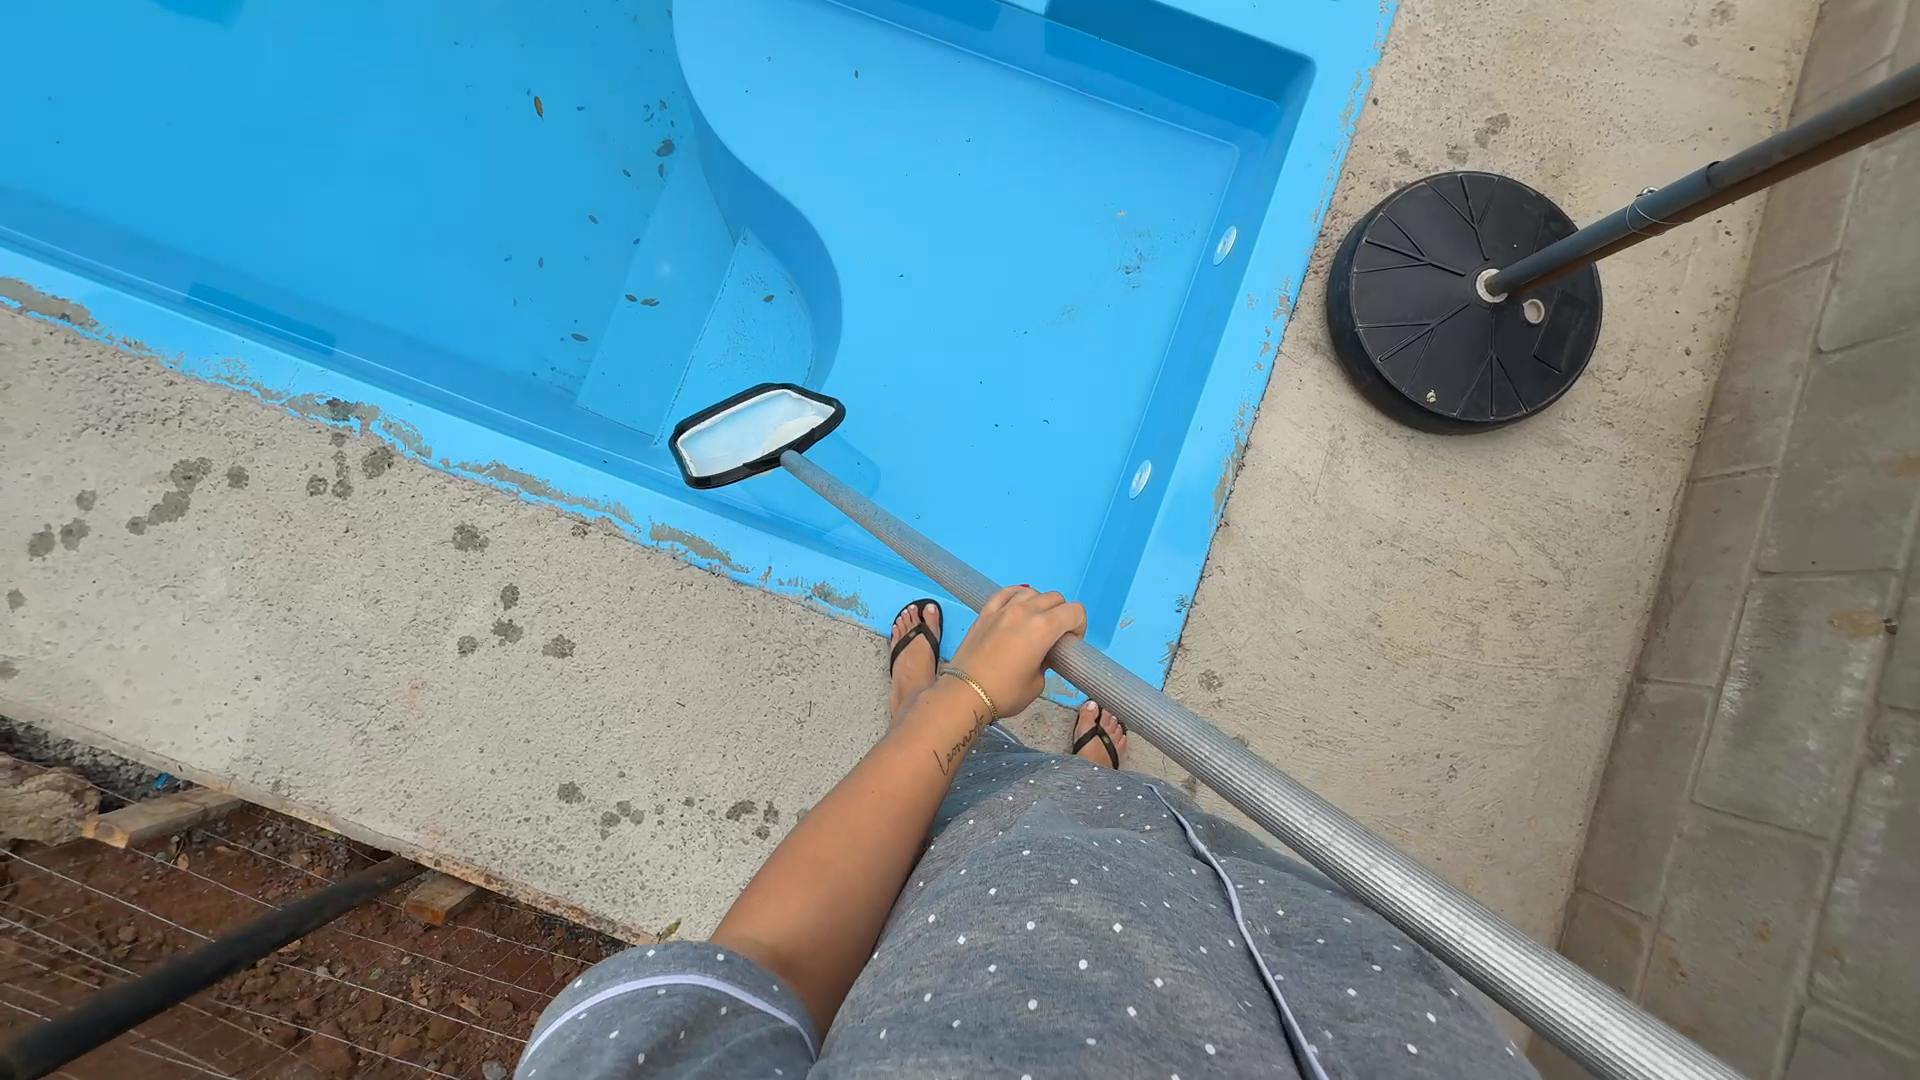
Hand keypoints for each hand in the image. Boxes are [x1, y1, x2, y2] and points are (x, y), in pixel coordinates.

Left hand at [948, 586, 1086, 717]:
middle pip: (1055, 598)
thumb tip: (1041, 652)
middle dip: (1062, 613)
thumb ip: (1045, 661)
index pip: (1075, 611)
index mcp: (1044, 628)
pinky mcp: (985, 612)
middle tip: (1056, 635)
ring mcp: (1003, 609)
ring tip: (1035, 622)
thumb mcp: (1038, 684)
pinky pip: (1005, 593)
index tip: (1072, 642)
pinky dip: (1017, 596)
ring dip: (1040, 603)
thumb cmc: (1005, 693)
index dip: (1080, 625)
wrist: (964, 693)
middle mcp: (1025, 611)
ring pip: (1031, 592)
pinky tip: (1017, 606)